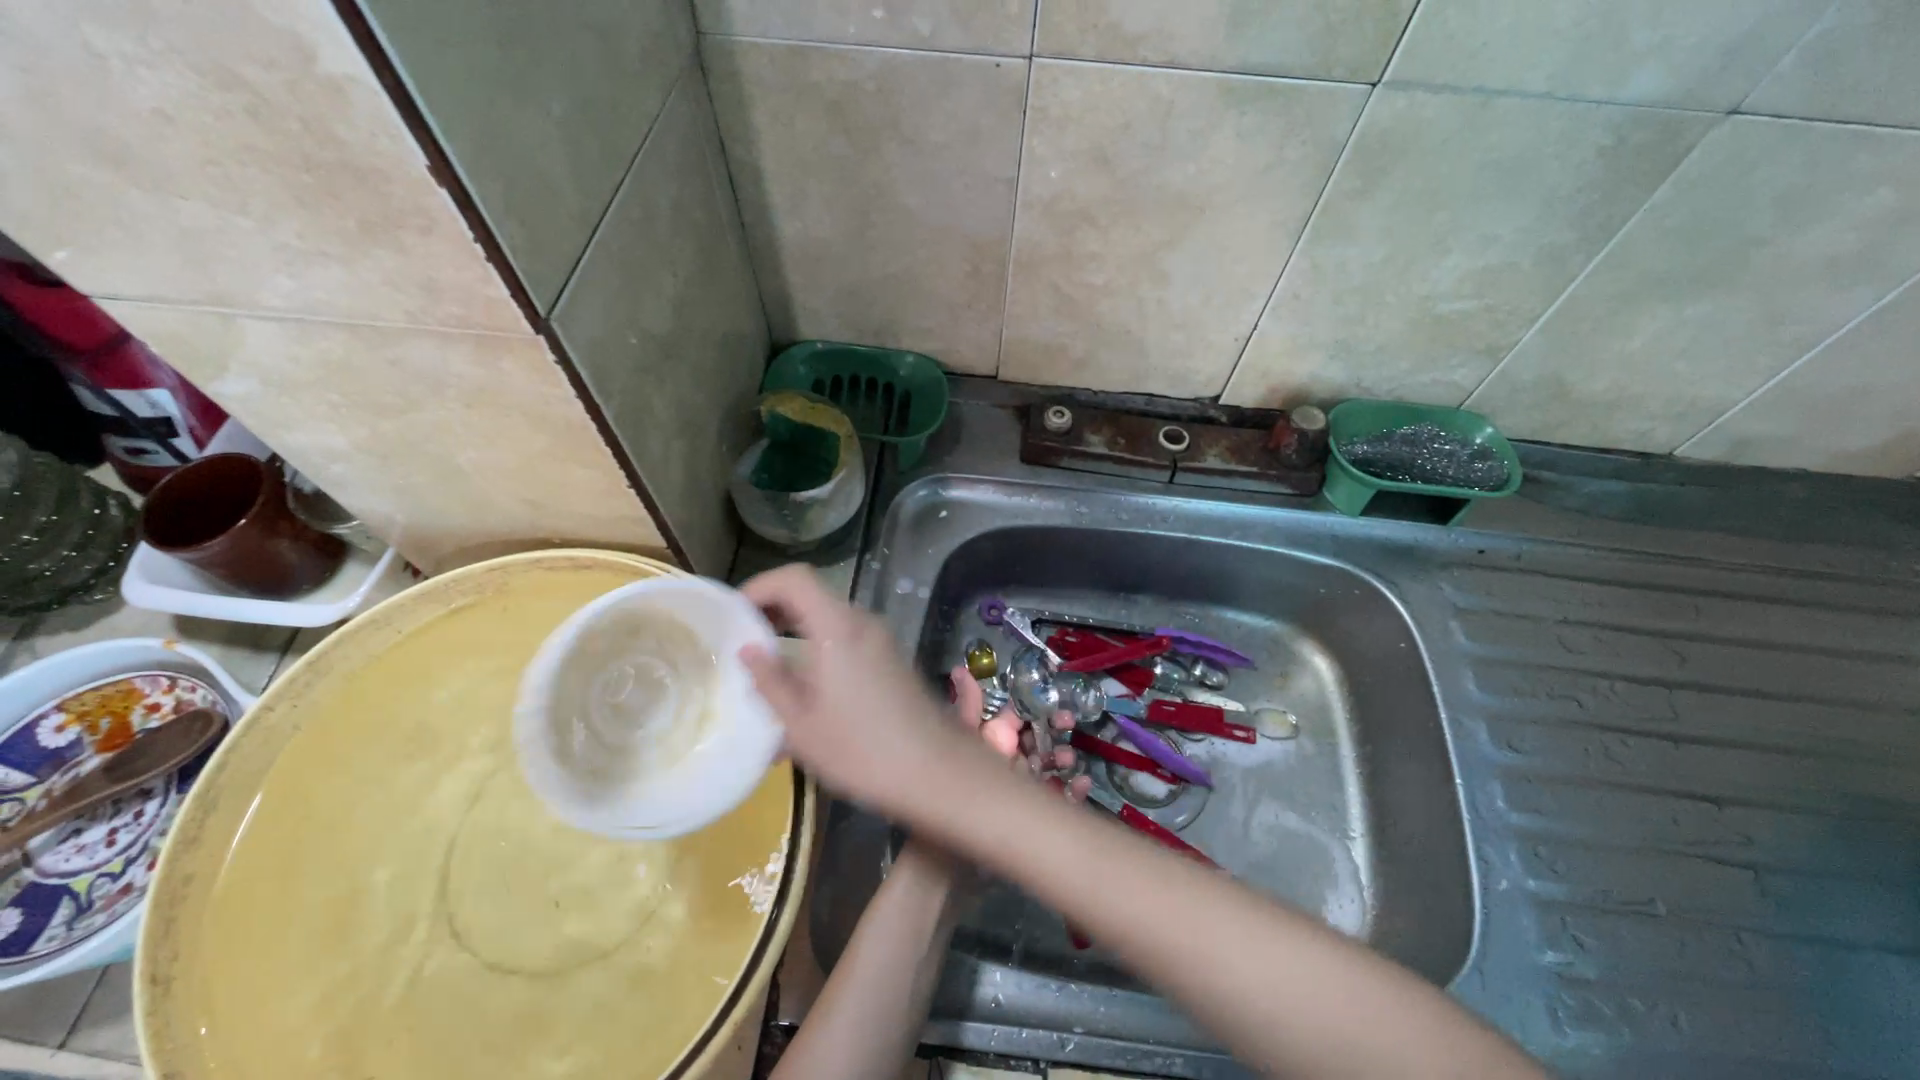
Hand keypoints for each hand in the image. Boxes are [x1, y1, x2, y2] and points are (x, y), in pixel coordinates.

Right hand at [739, 565, 974, 807]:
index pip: (794, 578)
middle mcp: (862, 623)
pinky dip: (820, 647)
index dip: (759, 586)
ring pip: (830, 619)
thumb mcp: (801, 725)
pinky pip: (847, 639)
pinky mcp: (893, 660)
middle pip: (813, 595)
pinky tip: (804, 687)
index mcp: (837, 627)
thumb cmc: (862, 751)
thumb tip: (747, 651)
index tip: (734, 614)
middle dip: (774, 610)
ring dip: (797, 631)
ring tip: (767, 666)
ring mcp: (882, 640)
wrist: (938, 772)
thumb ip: (770, 682)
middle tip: (743, 640)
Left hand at [946, 665, 1090, 799]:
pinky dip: (1075, 790)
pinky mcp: (1039, 808)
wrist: (952, 832)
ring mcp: (1028, 783)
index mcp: (998, 739)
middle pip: (1042, 738)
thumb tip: (960, 670)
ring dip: (1064, 757)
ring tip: (1066, 757)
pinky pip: (1063, 799)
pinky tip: (1081, 783)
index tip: (1053, 699)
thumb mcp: (963, 736)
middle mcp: (1015, 758)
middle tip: (1067, 721)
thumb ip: (968, 706)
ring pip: (1053, 766)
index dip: (1039, 706)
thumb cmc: (960, 775)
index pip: (1023, 717)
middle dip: (1056, 728)